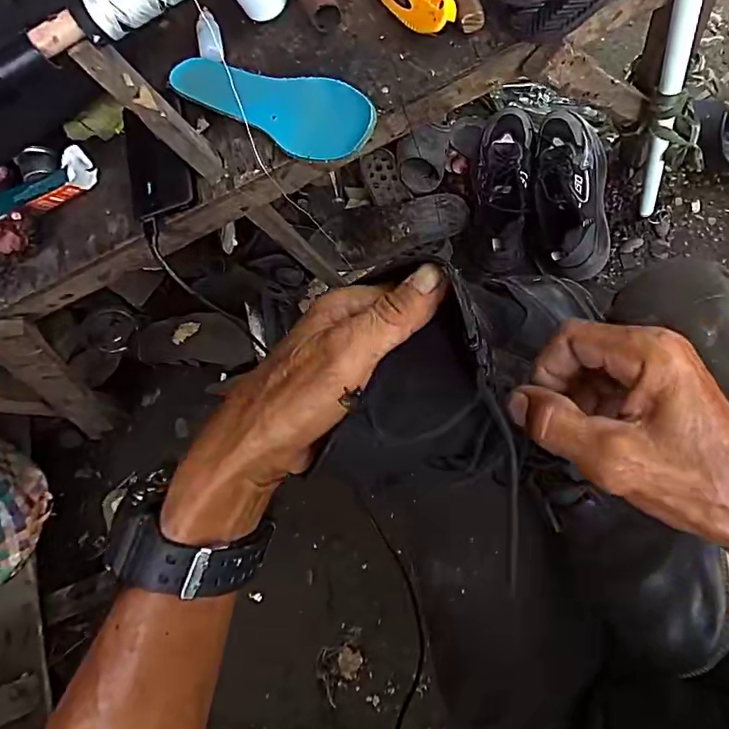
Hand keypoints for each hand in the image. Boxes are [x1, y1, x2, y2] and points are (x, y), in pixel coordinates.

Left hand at [161, 264, 448, 543]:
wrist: (261, 450)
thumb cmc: (291, 402)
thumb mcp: (351, 349)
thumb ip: (393, 314)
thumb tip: (432, 277)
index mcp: (343, 307)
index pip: (403, 286)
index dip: (435, 295)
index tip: (467, 309)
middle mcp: (342, 327)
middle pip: (399, 316)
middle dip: (430, 327)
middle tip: (465, 339)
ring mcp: (344, 356)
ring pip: (393, 346)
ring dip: (417, 354)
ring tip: (449, 360)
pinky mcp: (346, 384)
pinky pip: (383, 373)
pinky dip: (401, 377)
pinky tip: (416, 386)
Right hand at [507, 322, 728, 562]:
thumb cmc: (700, 483)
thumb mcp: (610, 457)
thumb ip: (555, 425)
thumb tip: (521, 403)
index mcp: (650, 352)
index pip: (569, 338)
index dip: (545, 374)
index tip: (539, 410)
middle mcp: (659, 350)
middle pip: (581, 352)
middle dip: (562, 391)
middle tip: (562, 432)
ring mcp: (665, 368)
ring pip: (595, 372)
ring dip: (580, 405)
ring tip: (589, 444)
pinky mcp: (666, 389)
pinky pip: (615, 388)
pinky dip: (599, 413)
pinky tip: (607, 444)